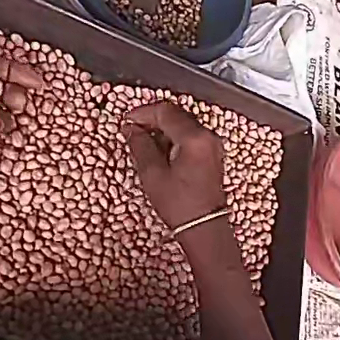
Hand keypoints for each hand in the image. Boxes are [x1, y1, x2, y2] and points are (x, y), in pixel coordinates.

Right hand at [121, 101, 229, 243]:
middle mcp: (208, 136)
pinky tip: (160, 153)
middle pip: (176, 115)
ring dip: (163, 130)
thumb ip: (140, 146)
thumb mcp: (153, 174)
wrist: (205, 227)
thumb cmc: (179, 205)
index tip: (126, 121)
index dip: (142, 113)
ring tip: (144, 144)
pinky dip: (174, 139)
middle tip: (132, 131)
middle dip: (152, 120)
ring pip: (184, 125)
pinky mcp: (212, 156)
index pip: (165, 111)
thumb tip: (130, 129)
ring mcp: (213, 146)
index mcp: (194, 138)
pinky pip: (191, 137)